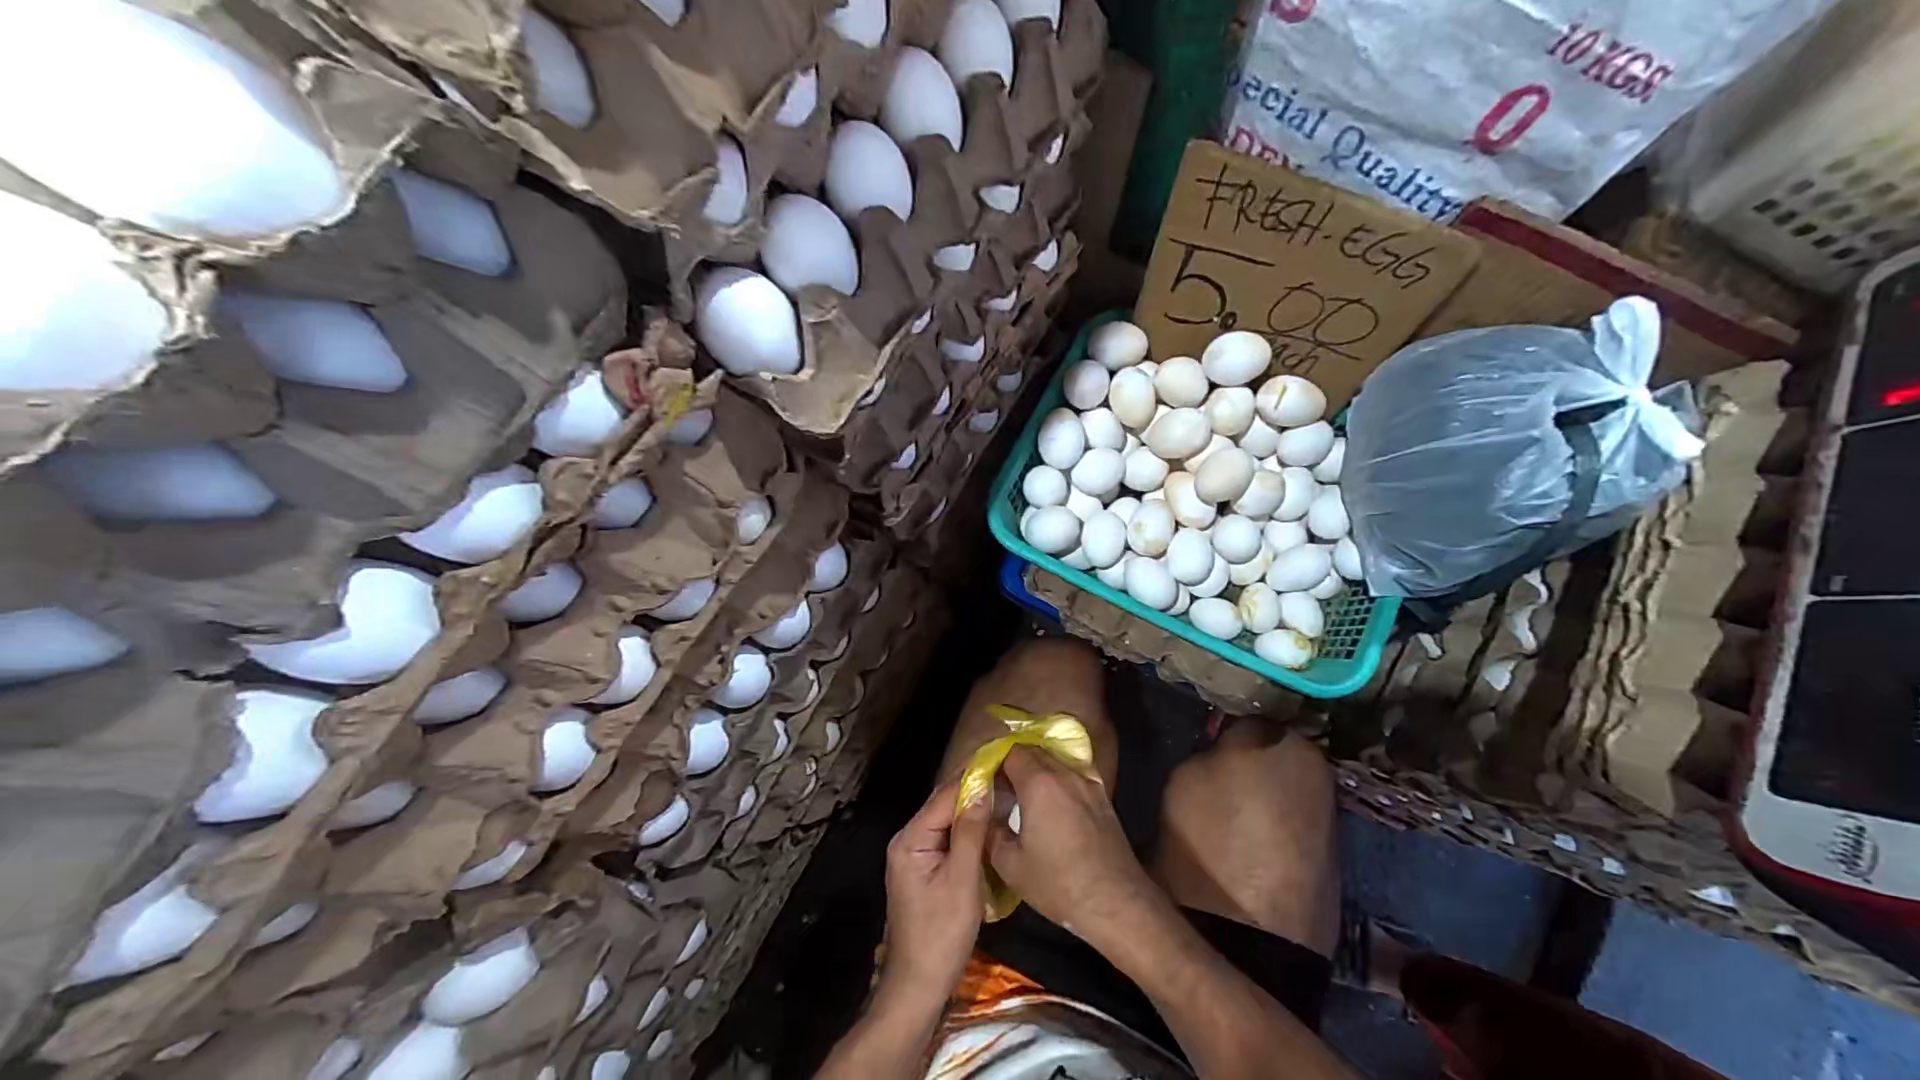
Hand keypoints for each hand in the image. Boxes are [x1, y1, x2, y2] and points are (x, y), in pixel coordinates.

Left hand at [880, 779, 990, 1003]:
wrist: (918, 985)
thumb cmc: (941, 933)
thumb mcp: (962, 879)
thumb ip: (970, 831)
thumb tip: (982, 786)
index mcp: (910, 839)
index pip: (944, 796)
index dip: (972, 777)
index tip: (1001, 759)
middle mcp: (907, 840)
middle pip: (943, 805)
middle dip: (974, 790)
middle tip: (1008, 774)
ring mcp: (914, 856)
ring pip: (947, 821)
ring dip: (972, 809)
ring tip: (1005, 792)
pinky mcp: (924, 870)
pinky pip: (947, 839)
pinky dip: (967, 830)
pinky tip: (990, 825)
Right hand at [988, 746, 1163, 948]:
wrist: (1116, 902)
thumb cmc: (1059, 884)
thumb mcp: (1011, 865)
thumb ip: (991, 833)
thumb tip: (987, 818)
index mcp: (1039, 783)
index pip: (1010, 752)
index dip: (993, 760)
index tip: (983, 778)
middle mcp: (1065, 774)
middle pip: (1033, 751)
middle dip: (1013, 762)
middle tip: (999, 786)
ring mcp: (1088, 784)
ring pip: (1055, 761)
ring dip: (1036, 770)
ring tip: (1022, 795)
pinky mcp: (1102, 798)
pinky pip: (1073, 775)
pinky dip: (1057, 780)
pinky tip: (1051, 805)